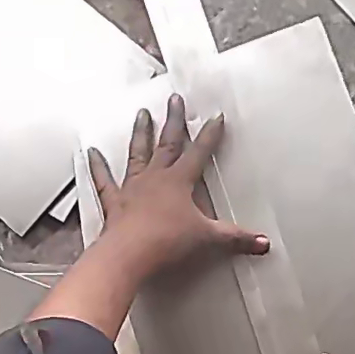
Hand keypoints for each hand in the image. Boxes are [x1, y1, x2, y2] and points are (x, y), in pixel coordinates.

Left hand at [87, 94, 268, 279]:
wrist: (129, 254)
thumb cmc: (166, 242)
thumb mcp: (207, 239)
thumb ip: (235, 238)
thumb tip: (263, 243)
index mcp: (179, 182)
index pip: (199, 152)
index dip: (210, 135)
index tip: (215, 117)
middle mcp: (155, 178)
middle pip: (167, 144)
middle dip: (173, 121)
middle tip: (175, 100)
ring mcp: (132, 188)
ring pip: (137, 154)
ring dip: (141, 134)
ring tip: (142, 115)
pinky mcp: (114, 202)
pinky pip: (104, 180)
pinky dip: (97, 167)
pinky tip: (91, 153)